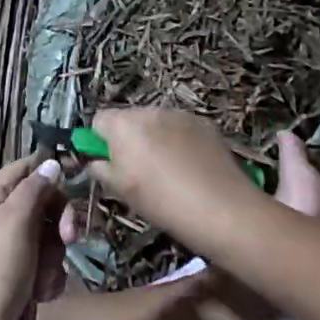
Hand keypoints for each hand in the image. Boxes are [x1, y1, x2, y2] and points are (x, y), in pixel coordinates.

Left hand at [0, 155, 66, 319]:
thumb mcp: (17, 220)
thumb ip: (35, 187)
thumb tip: (51, 162)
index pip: (28, 167)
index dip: (52, 177)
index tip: (73, 192)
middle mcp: (0, 211)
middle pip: (44, 201)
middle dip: (58, 224)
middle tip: (68, 239)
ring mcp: (11, 240)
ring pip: (49, 233)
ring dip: (53, 256)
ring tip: (42, 275)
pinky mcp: (20, 264)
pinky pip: (46, 258)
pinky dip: (48, 274)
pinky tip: (40, 289)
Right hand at [88, 108, 273, 243]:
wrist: (222, 209)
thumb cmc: (161, 201)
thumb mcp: (119, 191)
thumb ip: (100, 169)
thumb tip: (97, 161)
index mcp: (122, 124)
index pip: (98, 120)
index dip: (100, 141)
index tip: (110, 163)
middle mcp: (149, 110)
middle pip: (128, 119)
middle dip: (129, 138)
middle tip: (139, 171)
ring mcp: (179, 114)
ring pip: (155, 122)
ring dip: (154, 138)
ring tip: (168, 171)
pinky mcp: (204, 123)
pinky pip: (180, 128)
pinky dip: (179, 141)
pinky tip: (190, 167)